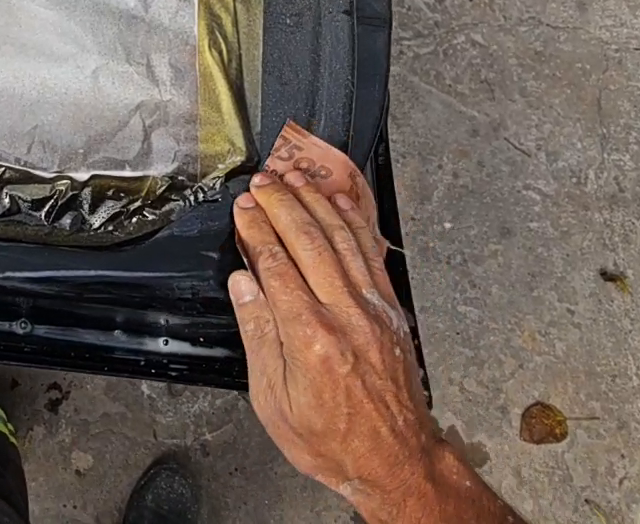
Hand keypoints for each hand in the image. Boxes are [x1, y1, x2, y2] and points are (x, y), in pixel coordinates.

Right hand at [231, 143, 520, 523]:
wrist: (397, 463)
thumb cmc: (330, 440)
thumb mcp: (273, 401)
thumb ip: (257, 334)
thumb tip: (242, 282)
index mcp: (308, 337)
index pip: (275, 264)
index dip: (256, 229)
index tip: (243, 207)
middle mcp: (343, 314)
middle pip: (307, 240)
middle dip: (281, 203)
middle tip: (261, 181)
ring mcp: (371, 308)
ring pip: (340, 238)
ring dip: (314, 201)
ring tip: (292, 178)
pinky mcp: (389, 309)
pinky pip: (370, 253)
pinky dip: (353, 221)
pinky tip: (338, 199)